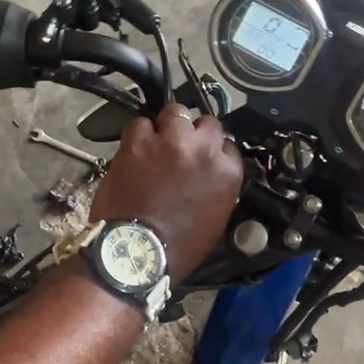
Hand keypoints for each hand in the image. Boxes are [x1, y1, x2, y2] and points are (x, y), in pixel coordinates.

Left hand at [91, 105, 242, 282]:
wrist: (137, 252)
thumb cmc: (179, 246)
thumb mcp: (216, 217)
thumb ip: (218, 185)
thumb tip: (208, 173)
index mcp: (227, 171)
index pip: (228, 145)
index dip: (213, 150)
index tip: (202, 159)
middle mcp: (203, 149)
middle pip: (206, 122)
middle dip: (195, 132)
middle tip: (181, 147)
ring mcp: (170, 141)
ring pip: (175, 112)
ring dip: (168, 125)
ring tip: (158, 141)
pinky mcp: (138, 142)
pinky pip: (141, 123)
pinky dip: (139, 135)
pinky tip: (135, 150)